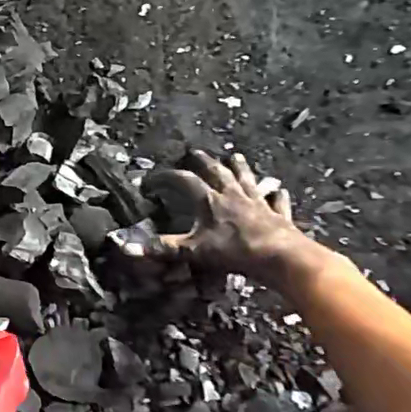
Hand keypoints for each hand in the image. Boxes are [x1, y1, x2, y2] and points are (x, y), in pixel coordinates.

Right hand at [143, 151, 329, 289]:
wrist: (284, 258)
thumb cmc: (236, 252)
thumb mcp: (193, 251)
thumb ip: (162, 248)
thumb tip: (126, 248)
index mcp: (210, 201)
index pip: (184, 181)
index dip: (165, 178)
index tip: (150, 181)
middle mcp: (234, 196)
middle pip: (217, 172)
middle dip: (204, 162)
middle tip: (196, 153)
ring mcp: (258, 204)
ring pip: (247, 180)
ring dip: (240, 168)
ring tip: (236, 156)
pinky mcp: (279, 215)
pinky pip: (276, 201)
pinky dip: (275, 195)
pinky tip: (277, 191)